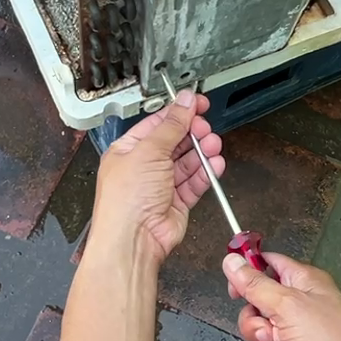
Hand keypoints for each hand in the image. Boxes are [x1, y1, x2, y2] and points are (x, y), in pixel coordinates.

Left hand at [89, 92, 224, 262]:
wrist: (133, 238)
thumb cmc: (125, 200)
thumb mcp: (149, 150)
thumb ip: (171, 125)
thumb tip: (184, 102)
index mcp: (128, 150)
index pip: (157, 124)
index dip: (178, 112)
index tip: (197, 103)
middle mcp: (143, 167)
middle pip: (174, 142)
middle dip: (192, 133)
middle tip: (205, 127)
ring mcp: (160, 186)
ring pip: (187, 162)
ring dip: (202, 152)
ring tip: (213, 144)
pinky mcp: (175, 203)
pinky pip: (194, 183)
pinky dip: (206, 173)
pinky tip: (214, 164)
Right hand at [222, 252, 340, 340]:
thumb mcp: (287, 307)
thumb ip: (255, 285)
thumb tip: (232, 261)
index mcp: (303, 285)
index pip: (268, 266)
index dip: (247, 274)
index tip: (235, 290)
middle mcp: (300, 310)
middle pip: (255, 311)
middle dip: (256, 330)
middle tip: (271, 335)